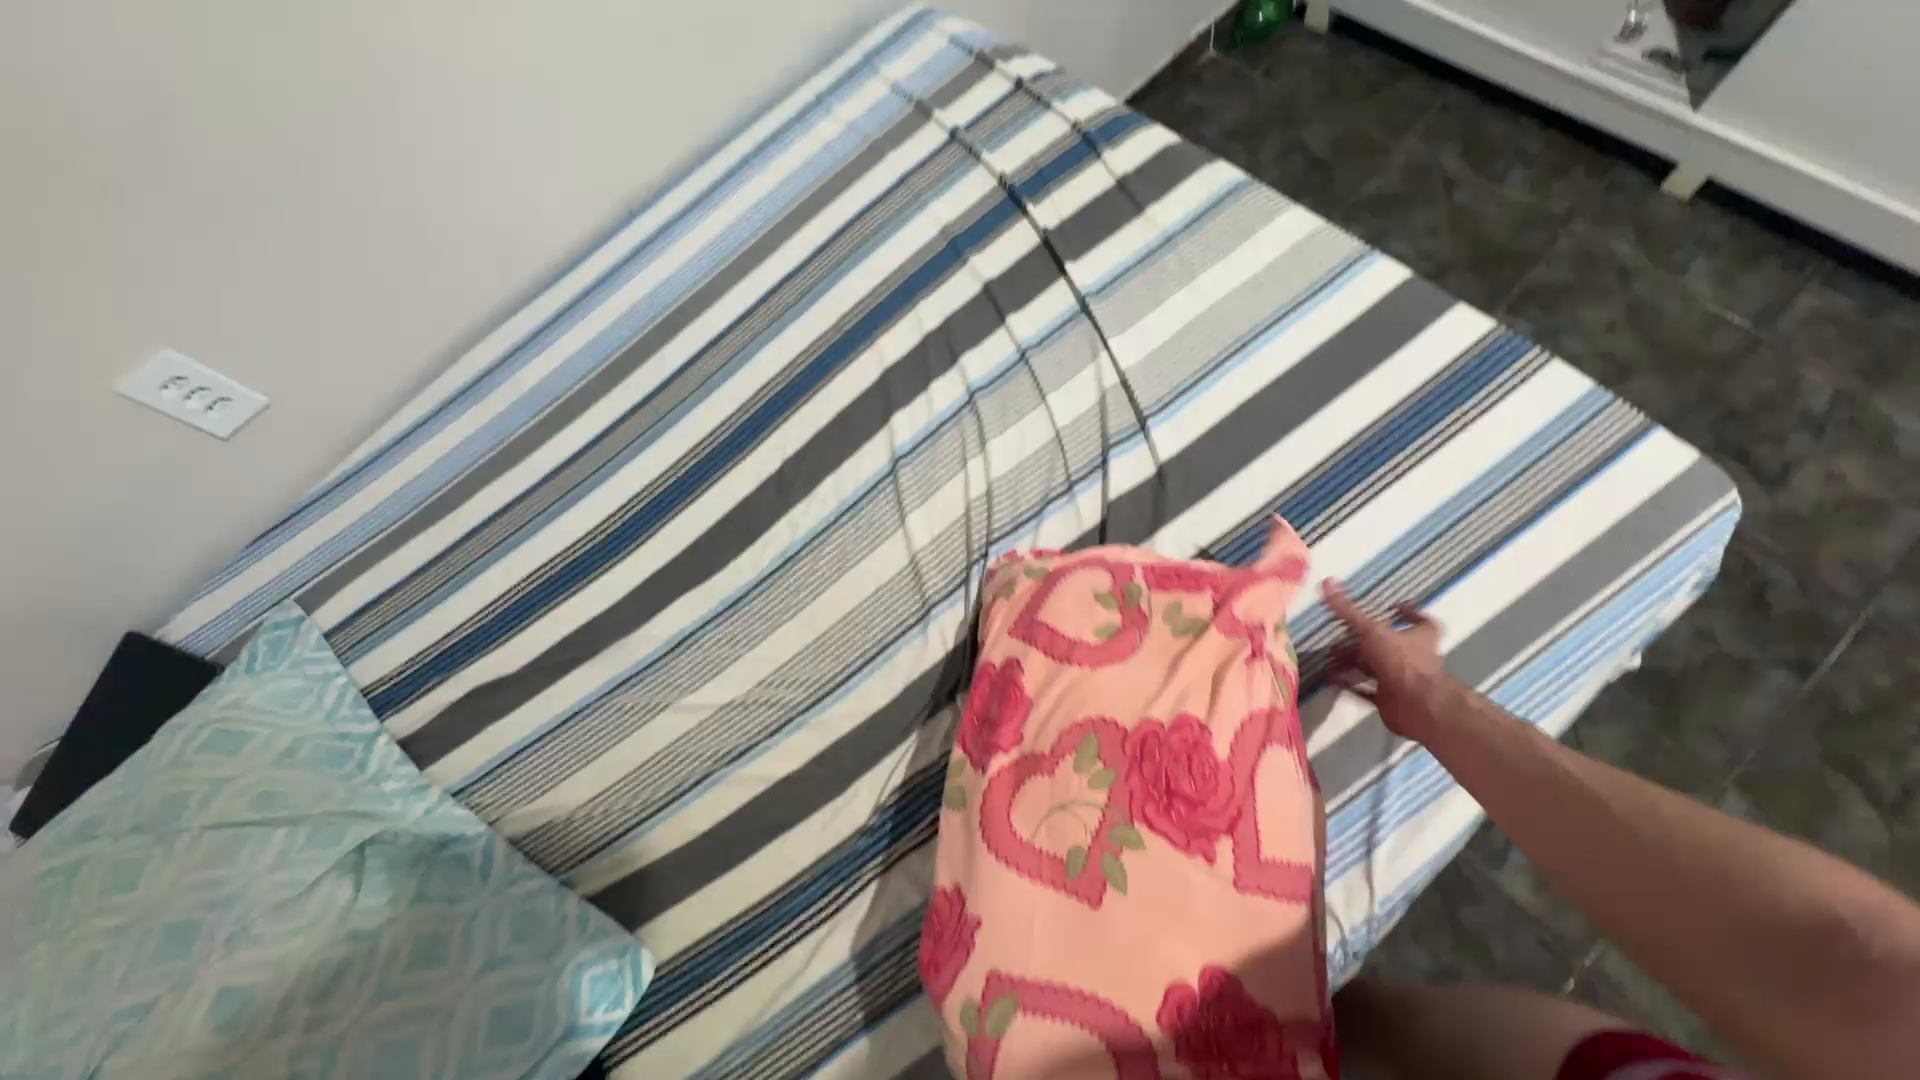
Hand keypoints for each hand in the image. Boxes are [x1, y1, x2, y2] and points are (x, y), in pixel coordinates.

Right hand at [1322, 579, 1452, 742]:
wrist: (1415, 706)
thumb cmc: (1401, 661)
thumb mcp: (1372, 630)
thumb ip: (1349, 611)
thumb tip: (1326, 581)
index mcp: (1420, 637)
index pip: (1423, 622)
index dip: (1410, 614)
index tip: (1393, 606)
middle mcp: (1414, 657)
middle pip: (1389, 645)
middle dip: (1364, 640)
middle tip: (1340, 634)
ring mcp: (1402, 680)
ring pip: (1375, 667)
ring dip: (1353, 662)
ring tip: (1330, 655)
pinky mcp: (1389, 699)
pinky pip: (1366, 689)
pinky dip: (1350, 684)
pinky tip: (1331, 678)